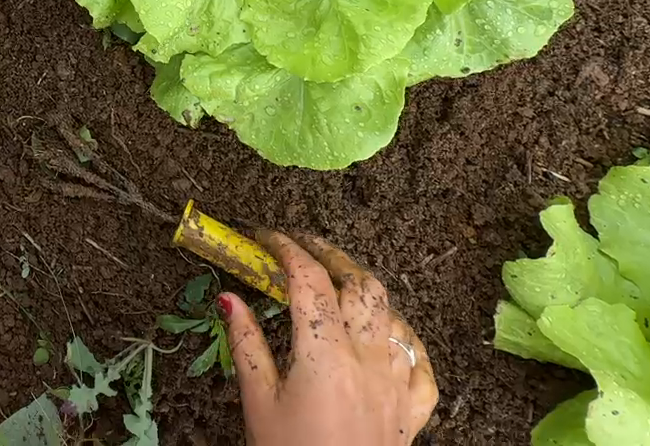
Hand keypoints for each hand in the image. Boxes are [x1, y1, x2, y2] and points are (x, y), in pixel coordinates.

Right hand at [223, 232, 437, 445]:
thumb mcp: (257, 400)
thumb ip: (246, 342)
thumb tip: (230, 297)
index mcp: (325, 353)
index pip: (308, 279)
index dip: (285, 247)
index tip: (262, 236)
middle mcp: (368, 359)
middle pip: (360, 284)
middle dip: (328, 253)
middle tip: (298, 243)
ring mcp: (397, 384)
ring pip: (392, 313)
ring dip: (362, 286)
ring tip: (333, 278)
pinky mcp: (414, 412)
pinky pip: (419, 359)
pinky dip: (400, 333)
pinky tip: (381, 329)